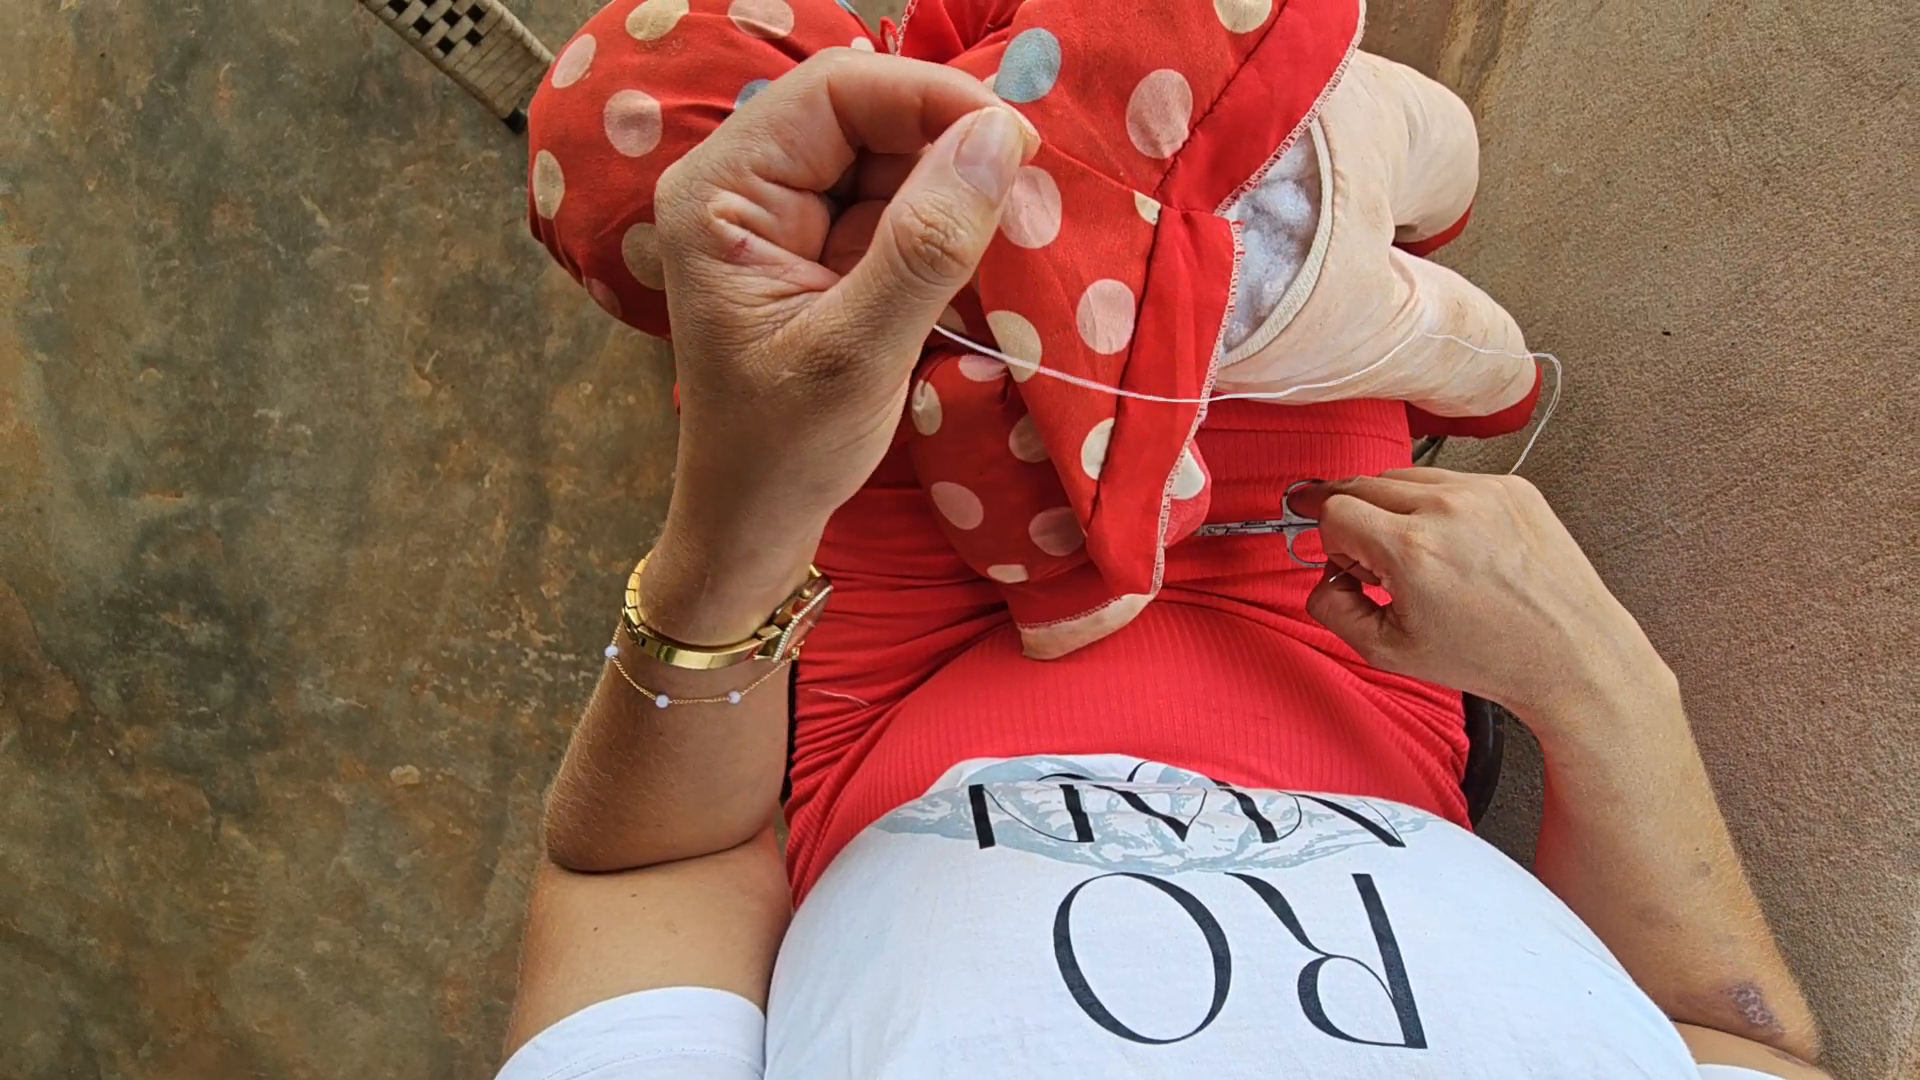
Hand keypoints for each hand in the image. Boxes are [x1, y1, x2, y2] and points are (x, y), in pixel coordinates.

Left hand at [641, 51, 1037, 642]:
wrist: (758, 517)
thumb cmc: (786, 451)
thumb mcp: (856, 354)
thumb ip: (924, 247)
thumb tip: (1000, 138)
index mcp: (724, 193)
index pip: (835, 96)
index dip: (930, 101)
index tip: (1019, 140)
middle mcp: (749, 190)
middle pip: (864, 123)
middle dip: (947, 151)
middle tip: (1025, 195)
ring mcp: (788, 226)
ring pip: (888, 169)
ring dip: (951, 195)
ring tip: (1009, 235)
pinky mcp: (823, 262)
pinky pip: (893, 219)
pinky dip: (941, 234)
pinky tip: (976, 261)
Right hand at [1293, 469, 1672, 722]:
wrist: (1573, 656)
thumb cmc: (1488, 656)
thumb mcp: (1385, 651)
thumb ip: (1330, 608)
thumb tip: (1324, 576)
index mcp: (1413, 550)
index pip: (1335, 509)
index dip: (1330, 539)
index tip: (1341, 557)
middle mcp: (1448, 509)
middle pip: (1359, 483)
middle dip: (1350, 519)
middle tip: (1360, 552)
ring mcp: (1485, 492)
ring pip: (1398, 476)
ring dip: (1387, 507)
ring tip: (1409, 550)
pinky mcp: (1512, 488)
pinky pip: (1443, 478)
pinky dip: (1430, 504)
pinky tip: (1446, 541)